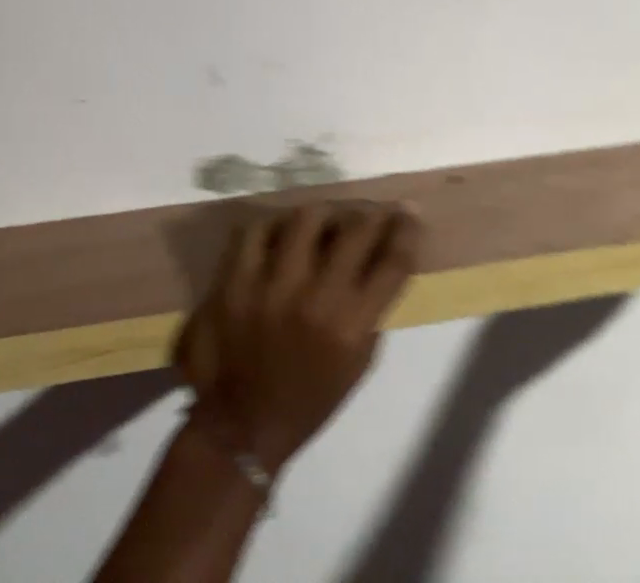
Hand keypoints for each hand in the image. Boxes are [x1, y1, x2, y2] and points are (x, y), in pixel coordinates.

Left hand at [173, 201, 421, 474]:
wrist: (240, 427)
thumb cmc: (309, 400)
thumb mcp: (359, 362)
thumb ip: (370, 309)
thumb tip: (378, 257)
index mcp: (352, 327)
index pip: (393, 260)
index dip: (407, 228)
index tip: (408, 213)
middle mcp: (315, 300)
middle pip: (355, 229)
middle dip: (371, 213)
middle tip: (369, 213)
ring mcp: (269, 288)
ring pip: (306, 218)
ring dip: (324, 214)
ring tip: (323, 221)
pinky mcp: (231, 284)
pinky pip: (255, 231)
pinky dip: (273, 226)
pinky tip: (279, 233)